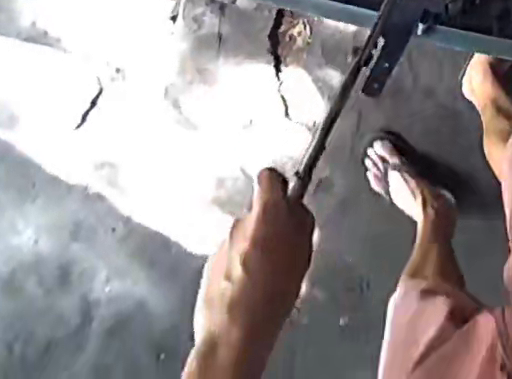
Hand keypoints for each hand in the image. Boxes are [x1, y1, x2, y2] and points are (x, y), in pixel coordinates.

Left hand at [188, 169, 314, 377]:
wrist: (232, 334)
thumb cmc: (272, 296)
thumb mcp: (301, 256)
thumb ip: (300, 224)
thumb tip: (297, 207)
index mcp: (266, 214)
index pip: (269, 177)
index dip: (277, 184)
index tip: (284, 195)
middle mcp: (241, 222)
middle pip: (257, 209)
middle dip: (267, 222)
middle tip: (279, 244)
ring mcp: (223, 242)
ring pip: (244, 234)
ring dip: (253, 245)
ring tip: (264, 274)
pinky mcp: (210, 262)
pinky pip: (230, 254)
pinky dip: (238, 264)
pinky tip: (247, 286)